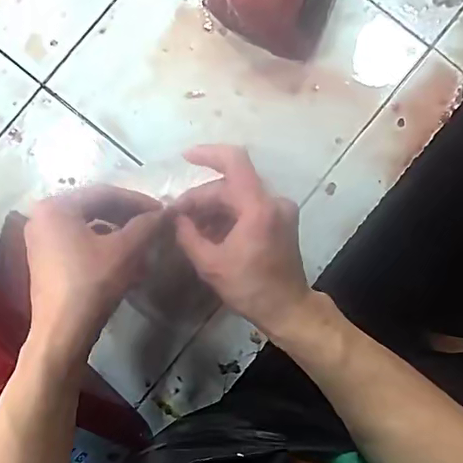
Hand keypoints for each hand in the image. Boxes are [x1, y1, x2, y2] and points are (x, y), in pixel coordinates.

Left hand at [25, 186, 163, 358]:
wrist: (63, 330)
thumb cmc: (92, 284)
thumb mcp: (125, 251)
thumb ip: (146, 225)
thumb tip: (165, 212)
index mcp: (57, 206)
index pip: (105, 193)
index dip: (138, 201)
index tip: (163, 211)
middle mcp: (43, 217)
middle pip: (95, 209)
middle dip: (129, 218)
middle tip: (155, 225)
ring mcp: (42, 240)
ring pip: (89, 228)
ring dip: (120, 234)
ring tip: (145, 245)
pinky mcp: (46, 261)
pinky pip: (81, 244)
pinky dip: (105, 249)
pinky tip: (128, 262)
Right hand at [171, 146, 313, 337]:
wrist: (287, 308)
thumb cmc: (250, 288)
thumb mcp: (210, 264)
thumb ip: (188, 235)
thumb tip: (175, 217)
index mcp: (258, 208)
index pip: (234, 162)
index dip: (207, 154)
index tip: (185, 158)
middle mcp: (274, 202)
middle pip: (231, 184)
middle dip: (202, 197)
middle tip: (177, 216)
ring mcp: (281, 210)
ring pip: (239, 196)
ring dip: (214, 208)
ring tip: (190, 227)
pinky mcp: (281, 221)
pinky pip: (250, 208)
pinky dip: (229, 215)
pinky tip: (209, 232)